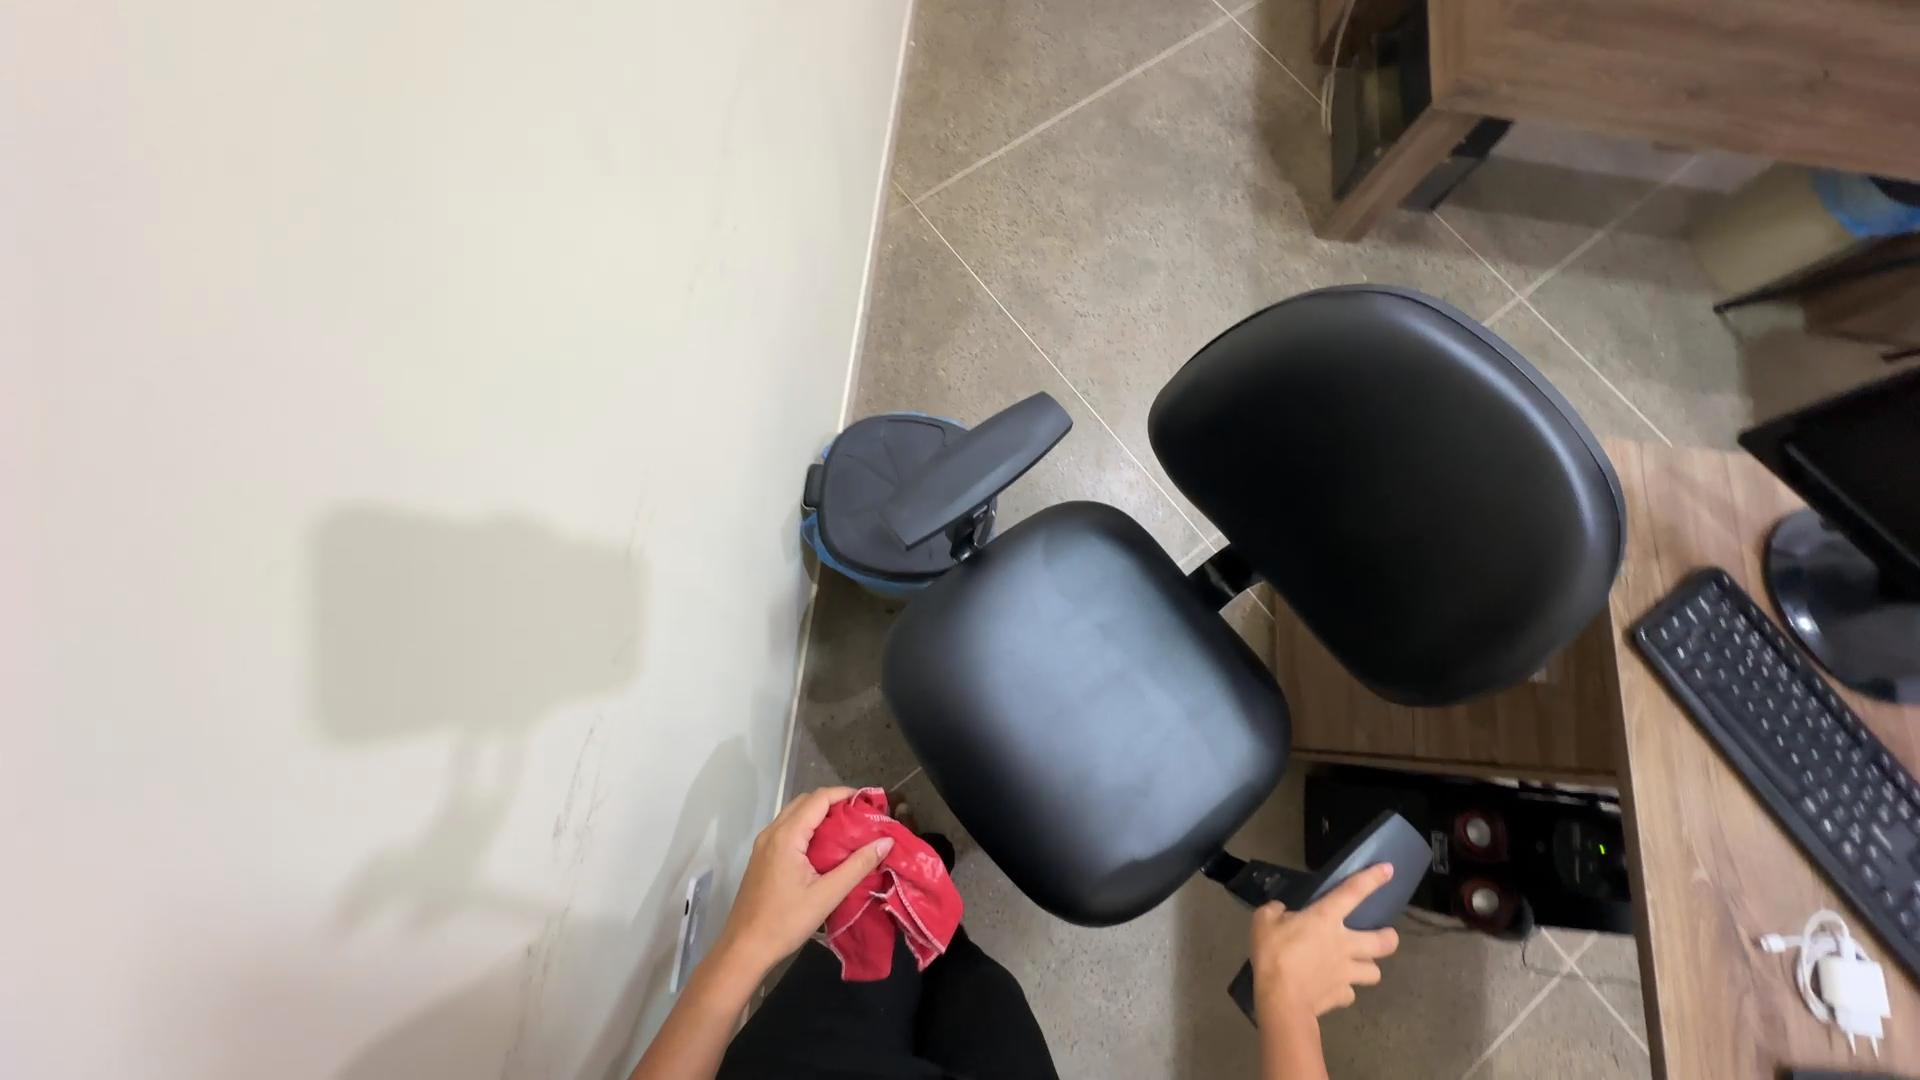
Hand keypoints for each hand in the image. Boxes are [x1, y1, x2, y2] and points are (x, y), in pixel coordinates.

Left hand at [712, 787, 892, 975]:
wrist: (743, 950)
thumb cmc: (785, 922)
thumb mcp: (827, 896)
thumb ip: (857, 866)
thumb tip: (886, 842)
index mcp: (786, 836)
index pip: (818, 799)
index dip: (844, 794)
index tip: (869, 802)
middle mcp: (772, 832)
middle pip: (805, 801)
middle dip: (834, 802)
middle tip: (860, 816)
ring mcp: (763, 844)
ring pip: (795, 814)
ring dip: (819, 814)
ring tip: (846, 829)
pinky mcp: (761, 856)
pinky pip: (787, 828)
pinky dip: (807, 826)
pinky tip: (823, 846)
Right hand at [1249, 863, 1400, 1023]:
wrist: (1282, 999)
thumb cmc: (1274, 953)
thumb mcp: (1263, 920)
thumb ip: (1275, 910)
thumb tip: (1283, 911)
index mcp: (1326, 919)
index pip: (1353, 892)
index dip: (1372, 878)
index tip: (1389, 869)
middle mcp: (1345, 944)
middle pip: (1383, 941)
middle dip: (1388, 937)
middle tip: (1385, 935)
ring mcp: (1348, 972)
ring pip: (1374, 971)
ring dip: (1367, 966)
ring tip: (1356, 965)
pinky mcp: (1343, 995)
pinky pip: (1349, 991)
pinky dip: (1344, 988)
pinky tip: (1332, 986)